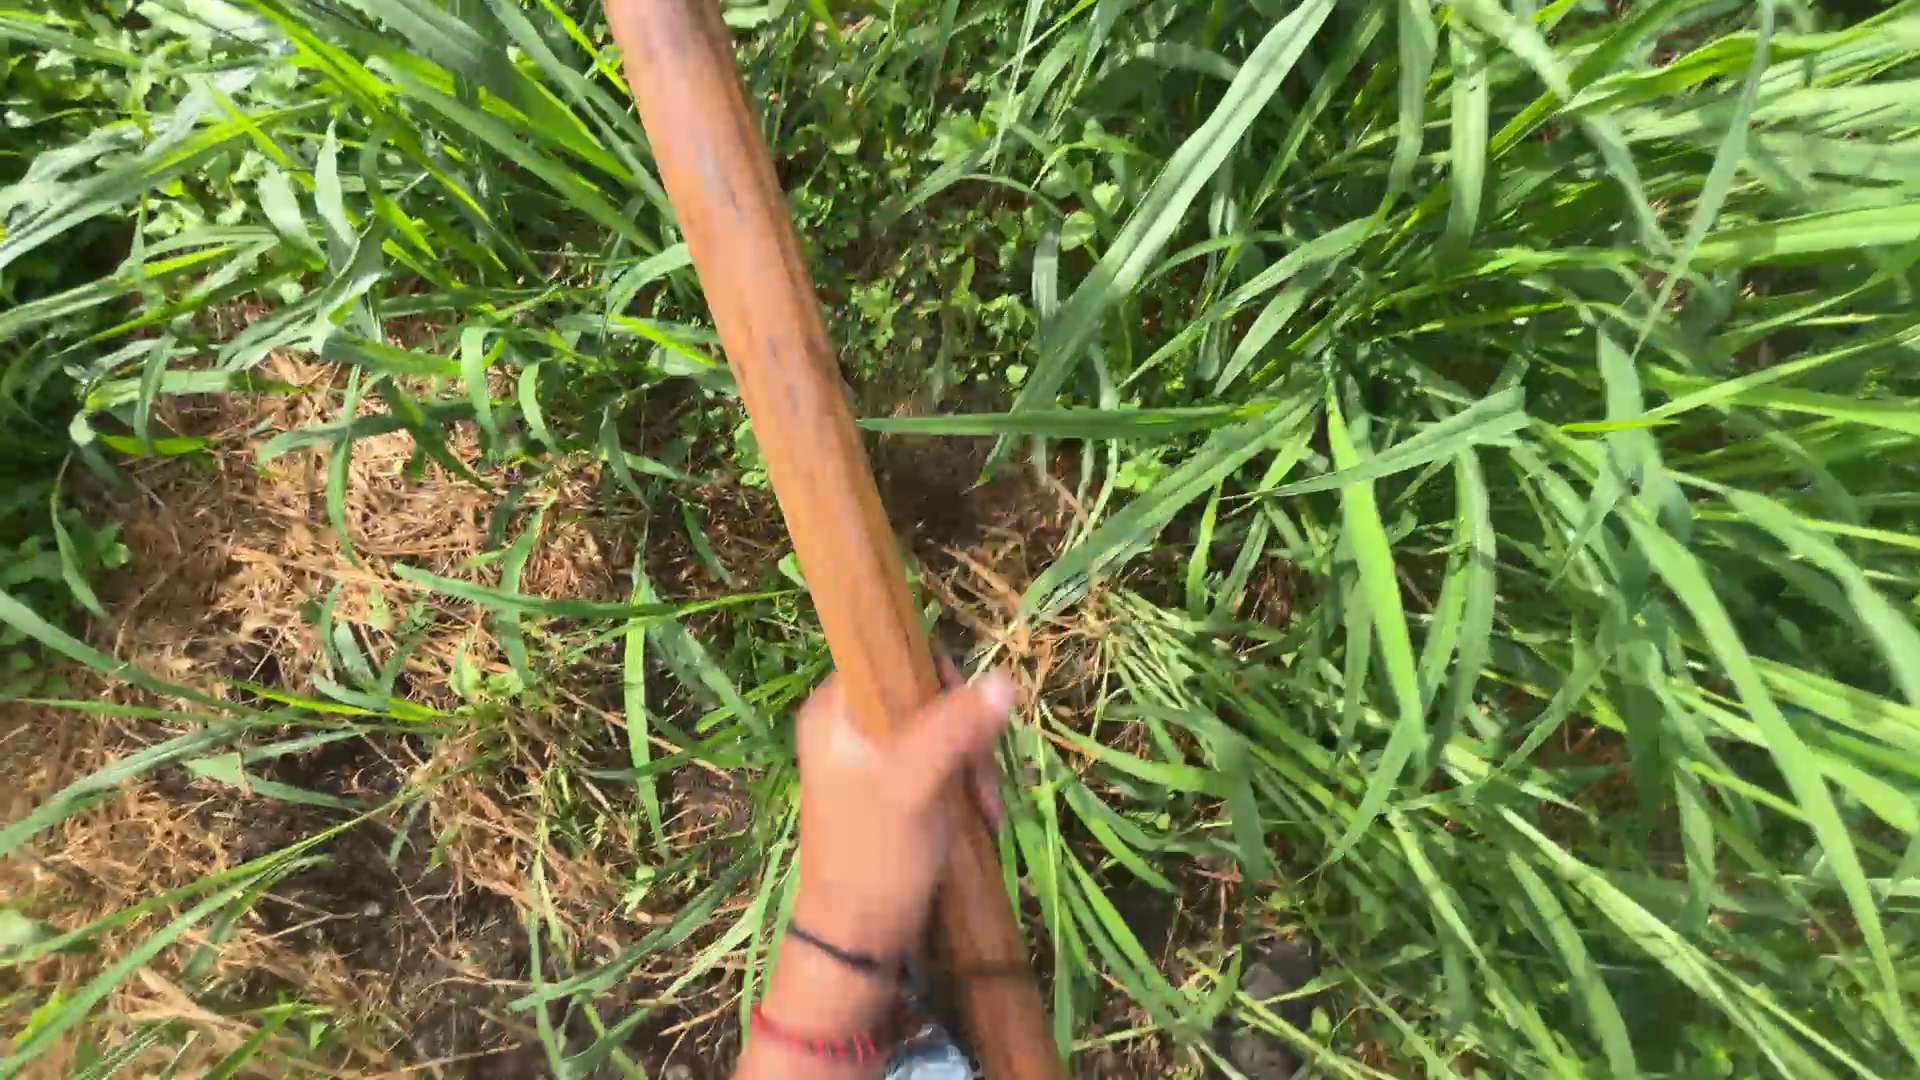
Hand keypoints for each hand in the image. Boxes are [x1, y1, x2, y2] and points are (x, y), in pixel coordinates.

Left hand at [790, 660, 1015, 957]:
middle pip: (926, 695)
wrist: (858, 942)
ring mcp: (875, 757)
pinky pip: (943, 761)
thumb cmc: (874, 854)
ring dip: (973, 765)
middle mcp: (851, 724)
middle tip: (980, 777)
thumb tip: (1003, 679)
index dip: (936, 675)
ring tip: (985, 808)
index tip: (968, 710)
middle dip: (966, 734)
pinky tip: (982, 817)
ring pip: (943, 729)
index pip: (891, 656)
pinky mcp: (897, 786)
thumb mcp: (915, 782)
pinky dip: (966, 784)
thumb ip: (956, 727)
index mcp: (835, 709)